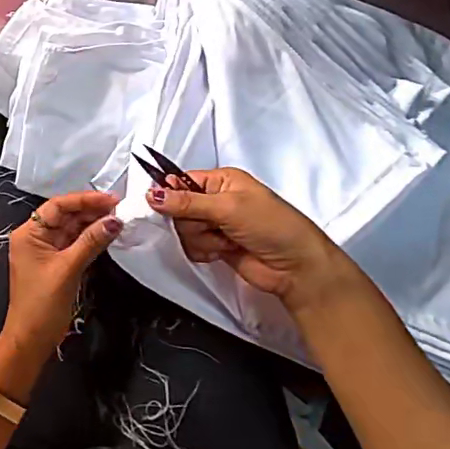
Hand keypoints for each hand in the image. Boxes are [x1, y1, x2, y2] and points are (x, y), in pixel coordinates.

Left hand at [0, 191, 121, 361]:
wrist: (31, 339)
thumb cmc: (41, 305)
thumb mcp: (68, 269)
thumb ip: (91, 242)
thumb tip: (115, 220)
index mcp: (28, 233)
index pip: (57, 205)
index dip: (84, 200)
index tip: (111, 200)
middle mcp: (34, 237)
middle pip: (65, 215)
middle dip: (91, 210)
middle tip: (120, 209)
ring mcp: (45, 251)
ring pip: (72, 229)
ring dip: (93, 223)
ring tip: (119, 219)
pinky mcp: (56, 263)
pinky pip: (74, 243)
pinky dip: (90, 239)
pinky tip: (108, 234)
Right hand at [146, 167, 351, 307]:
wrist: (295, 268)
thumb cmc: (275, 227)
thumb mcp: (228, 208)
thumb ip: (187, 202)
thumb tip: (154, 195)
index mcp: (222, 180)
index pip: (181, 181)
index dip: (171, 193)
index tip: (163, 204)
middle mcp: (217, 200)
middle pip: (177, 208)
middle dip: (192, 221)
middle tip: (213, 224)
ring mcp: (216, 224)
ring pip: (183, 230)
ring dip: (201, 238)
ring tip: (225, 240)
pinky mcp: (215, 246)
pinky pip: (190, 247)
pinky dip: (204, 251)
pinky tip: (223, 251)